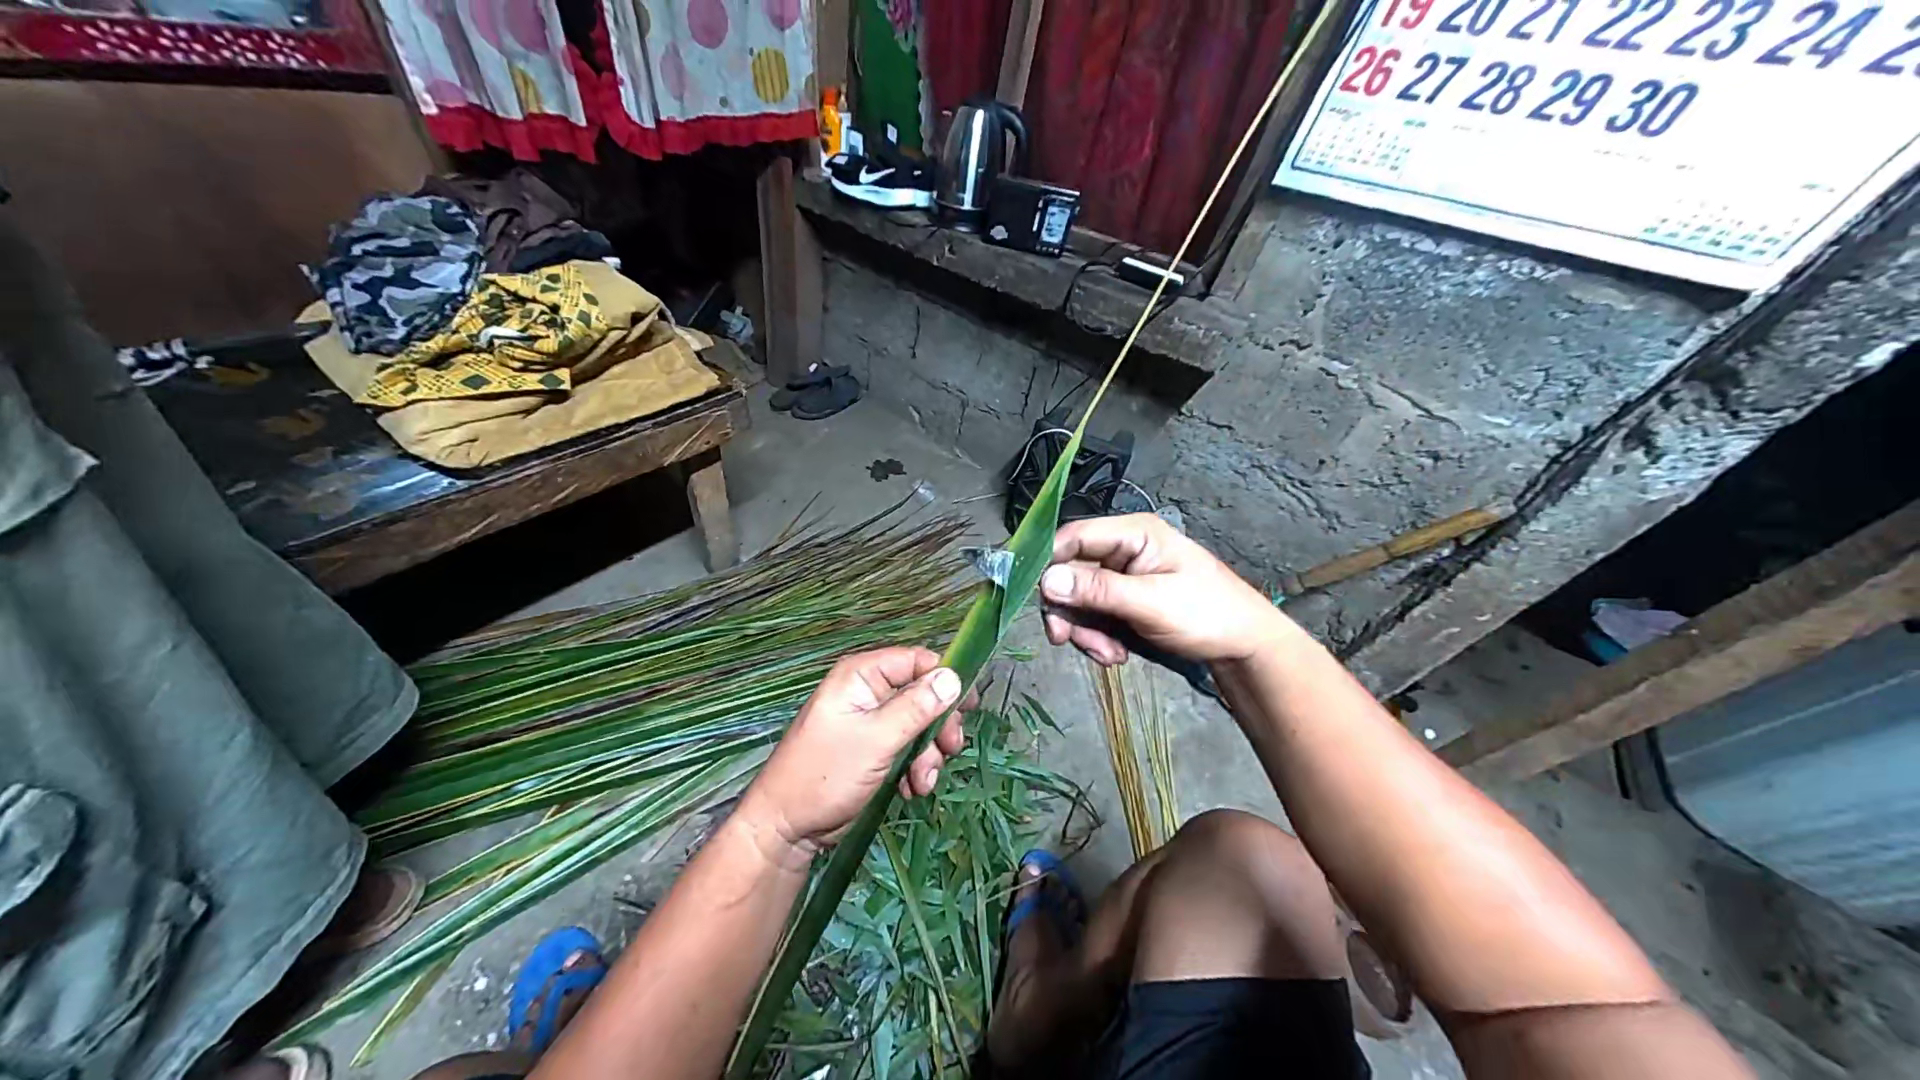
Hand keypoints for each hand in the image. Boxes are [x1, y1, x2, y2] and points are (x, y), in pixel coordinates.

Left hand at [737, 647, 965, 862]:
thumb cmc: (825, 773)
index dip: (945, 679)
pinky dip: (916, 768)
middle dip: (939, 726)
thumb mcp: (876, 738)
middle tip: (950, 750)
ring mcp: (872, 723)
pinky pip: (909, 749)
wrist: (788, 828)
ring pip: (920, 726)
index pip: (915, 661)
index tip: (968, 706)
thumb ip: (916, 707)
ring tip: (922, 782)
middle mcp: (868, 693)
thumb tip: (953, 676)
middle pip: (923, 695)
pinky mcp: (875, 750)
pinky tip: (911, 789)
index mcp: (862, 676)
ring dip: (929, 754)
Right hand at [1041, 513, 1290, 665]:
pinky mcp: (1123, 601)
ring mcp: (1122, 576)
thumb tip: (1046, 580)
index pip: (1073, 537)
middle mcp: (1122, 550)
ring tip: (1109, 656)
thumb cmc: (1207, 615)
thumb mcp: (1151, 603)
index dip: (1048, 564)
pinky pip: (1093, 616)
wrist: (1244, 648)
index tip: (1039, 600)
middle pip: (1069, 573)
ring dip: (1085, 631)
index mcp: (1133, 534)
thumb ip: (1098, 590)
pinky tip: (1116, 654)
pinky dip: (1097, 638)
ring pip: (1077, 600)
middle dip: (1069, 611)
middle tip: (1067, 642)